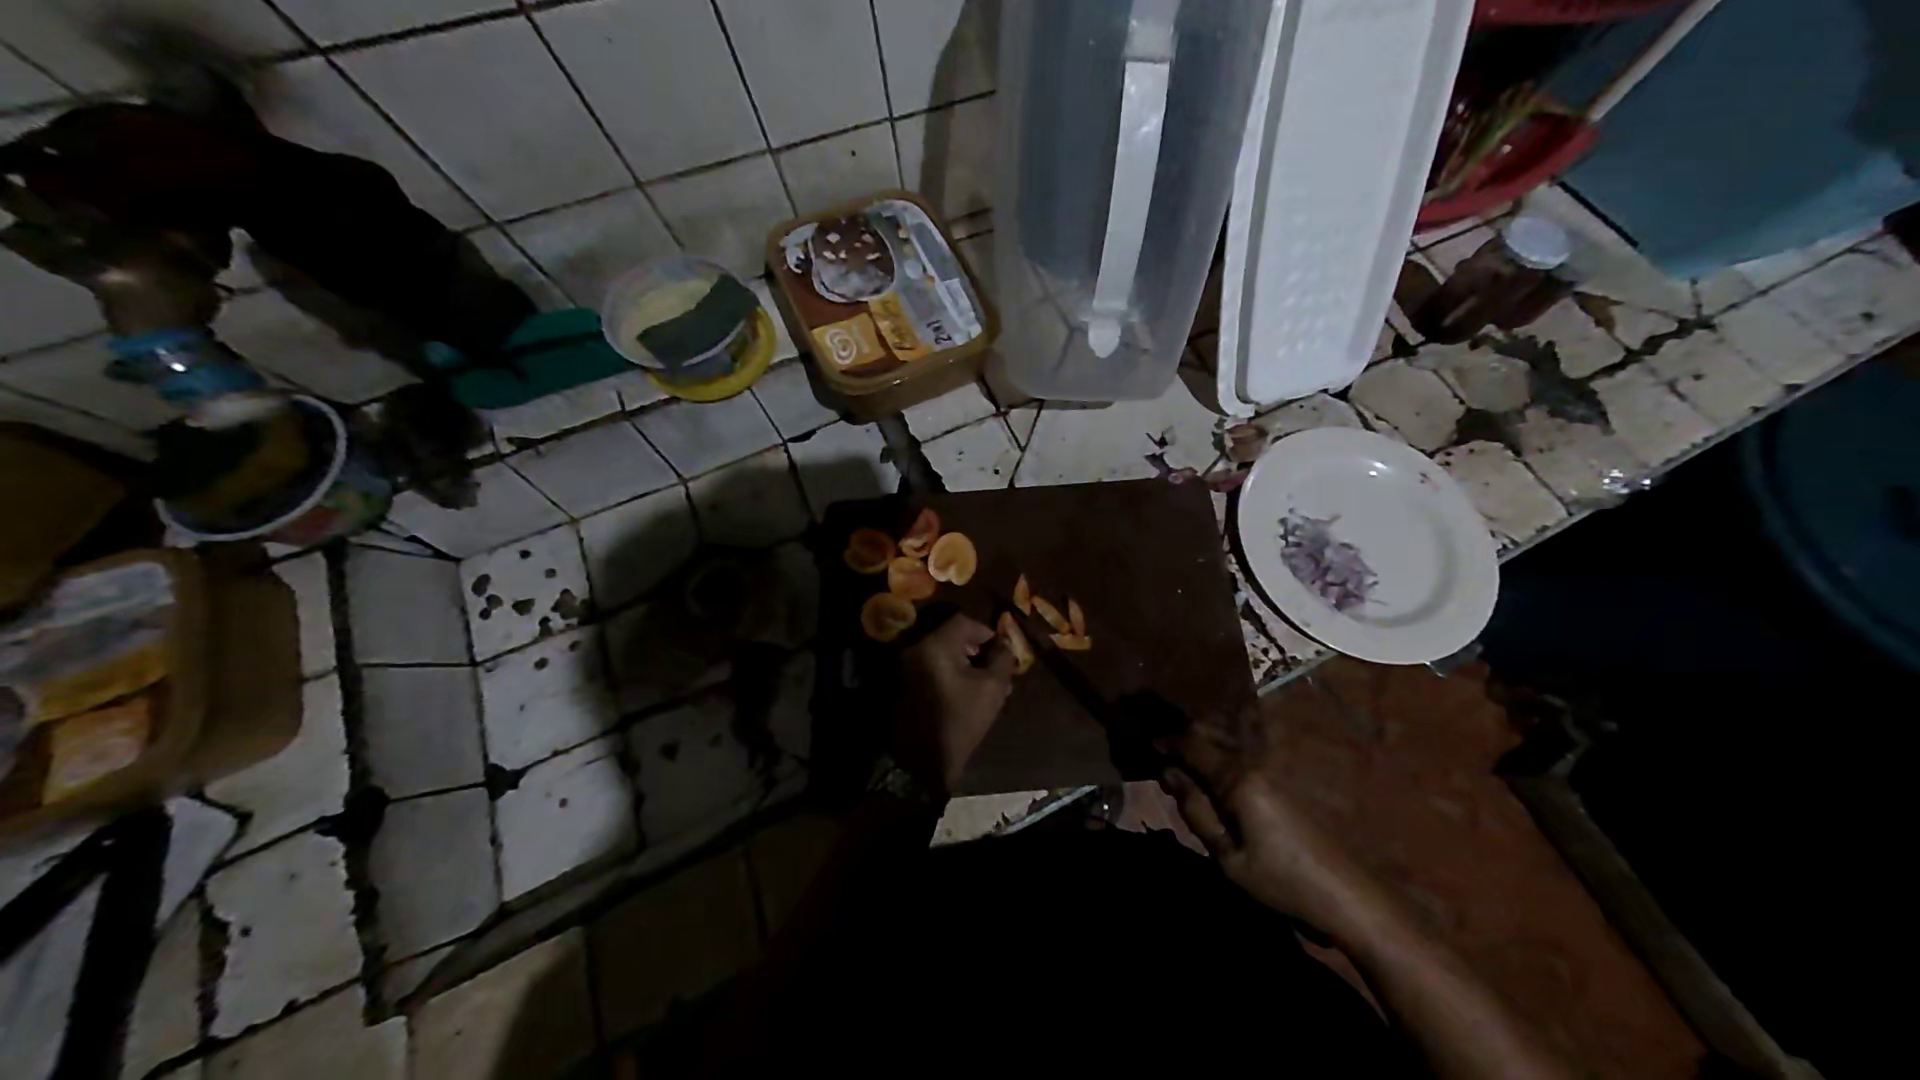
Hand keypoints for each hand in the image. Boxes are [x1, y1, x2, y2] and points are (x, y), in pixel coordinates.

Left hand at [894, 614, 1015, 792]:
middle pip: (952, 636)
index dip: (986, 632)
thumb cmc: (962, 720)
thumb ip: (1003, 658)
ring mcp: (908, 667)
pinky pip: (934, 667)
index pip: (963, 622)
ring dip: (966, 661)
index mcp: (934, 646)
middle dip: (978, 649)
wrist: (927, 760)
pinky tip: (969, 691)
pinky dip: (952, 671)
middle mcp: (916, 650)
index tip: (1002, 650)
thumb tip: (1005, 641)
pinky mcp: (908, 684)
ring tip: (987, 683)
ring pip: (944, 652)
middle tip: (997, 668)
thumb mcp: (992, 687)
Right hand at [1158, 717, 1377, 932]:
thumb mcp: (1227, 856)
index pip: (1193, 745)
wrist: (1348, 899)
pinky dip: (1220, 756)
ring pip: (1228, 743)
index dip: (1167, 742)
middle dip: (1184, 735)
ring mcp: (1273, 772)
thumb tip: (1169, 773)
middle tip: (1161, 750)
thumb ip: (1196, 810)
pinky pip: (1242, 757)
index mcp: (1238, 779)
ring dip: (1203, 743)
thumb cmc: (1282, 882)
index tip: (1146, 744)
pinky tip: (1211, 774)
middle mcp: (1255, 764)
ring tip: (1181, 759)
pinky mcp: (1283, 785)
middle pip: (1213, 734)